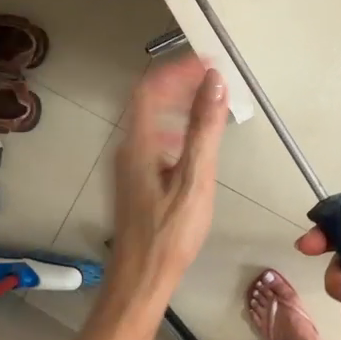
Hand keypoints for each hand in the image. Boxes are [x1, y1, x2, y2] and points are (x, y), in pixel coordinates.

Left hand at [108, 57, 228, 296]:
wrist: (141, 277)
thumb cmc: (169, 234)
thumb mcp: (194, 180)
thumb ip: (204, 129)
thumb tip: (213, 83)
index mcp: (138, 144)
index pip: (151, 89)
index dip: (176, 70)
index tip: (206, 63)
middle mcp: (127, 150)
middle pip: (147, 102)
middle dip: (178, 84)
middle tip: (210, 79)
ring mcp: (127, 167)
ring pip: (149, 122)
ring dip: (175, 106)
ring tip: (206, 103)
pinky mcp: (134, 183)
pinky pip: (151, 142)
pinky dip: (172, 130)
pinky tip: (189, 145)